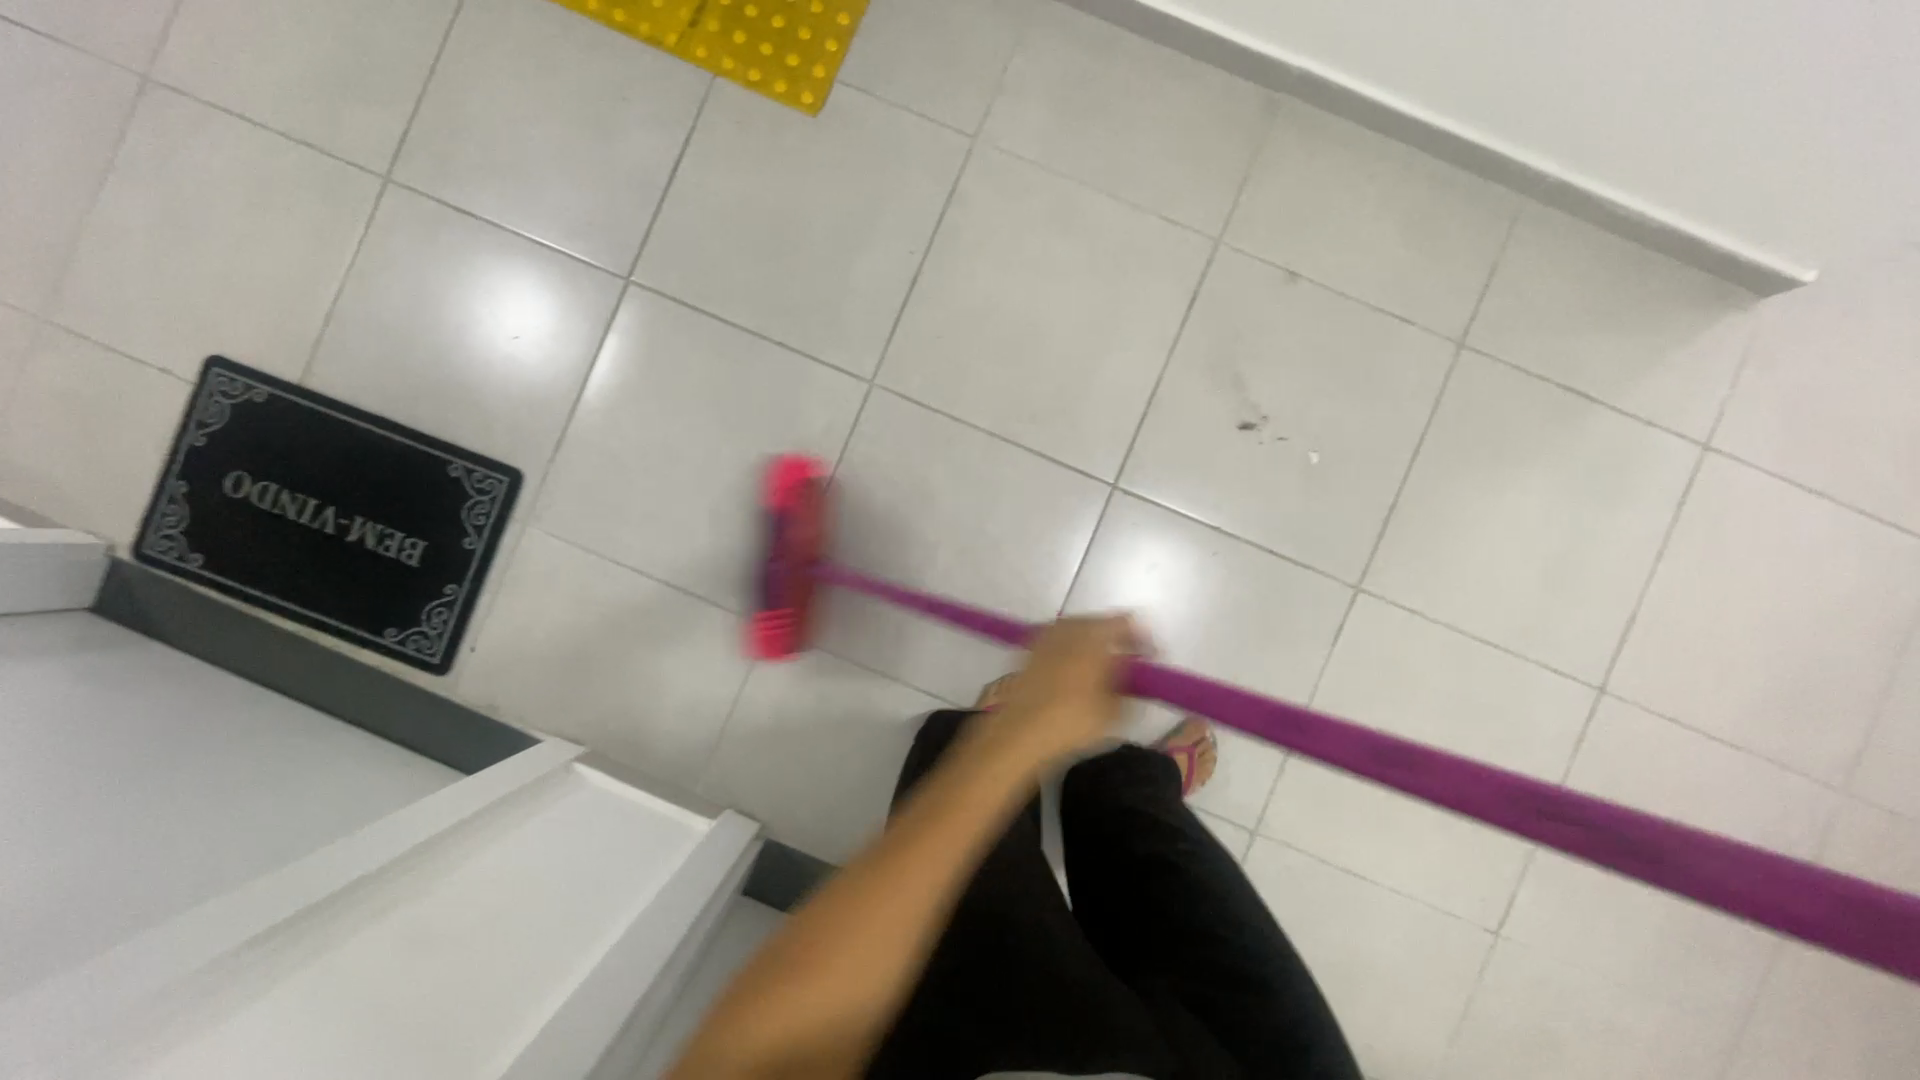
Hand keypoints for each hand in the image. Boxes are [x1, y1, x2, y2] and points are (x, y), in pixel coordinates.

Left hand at [972, 614, 1146, 769]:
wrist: (1019, 732)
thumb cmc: (1073, 721)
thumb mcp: (1116, 710)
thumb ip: (1131, 686)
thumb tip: (1136, 675)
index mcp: (1094, 635)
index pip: (1125, 622)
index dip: (1142, 638)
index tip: (1150, 659)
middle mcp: (1068, 628)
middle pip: (1098, 623)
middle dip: (1114, 639)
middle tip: (1127, 663)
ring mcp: (1044, 638)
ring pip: (1075, 631)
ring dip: (1091, 644)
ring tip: (1100, 669)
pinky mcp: (1027, 652)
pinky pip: (1056, 643)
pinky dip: (1068, 652)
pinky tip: (1072, 674)